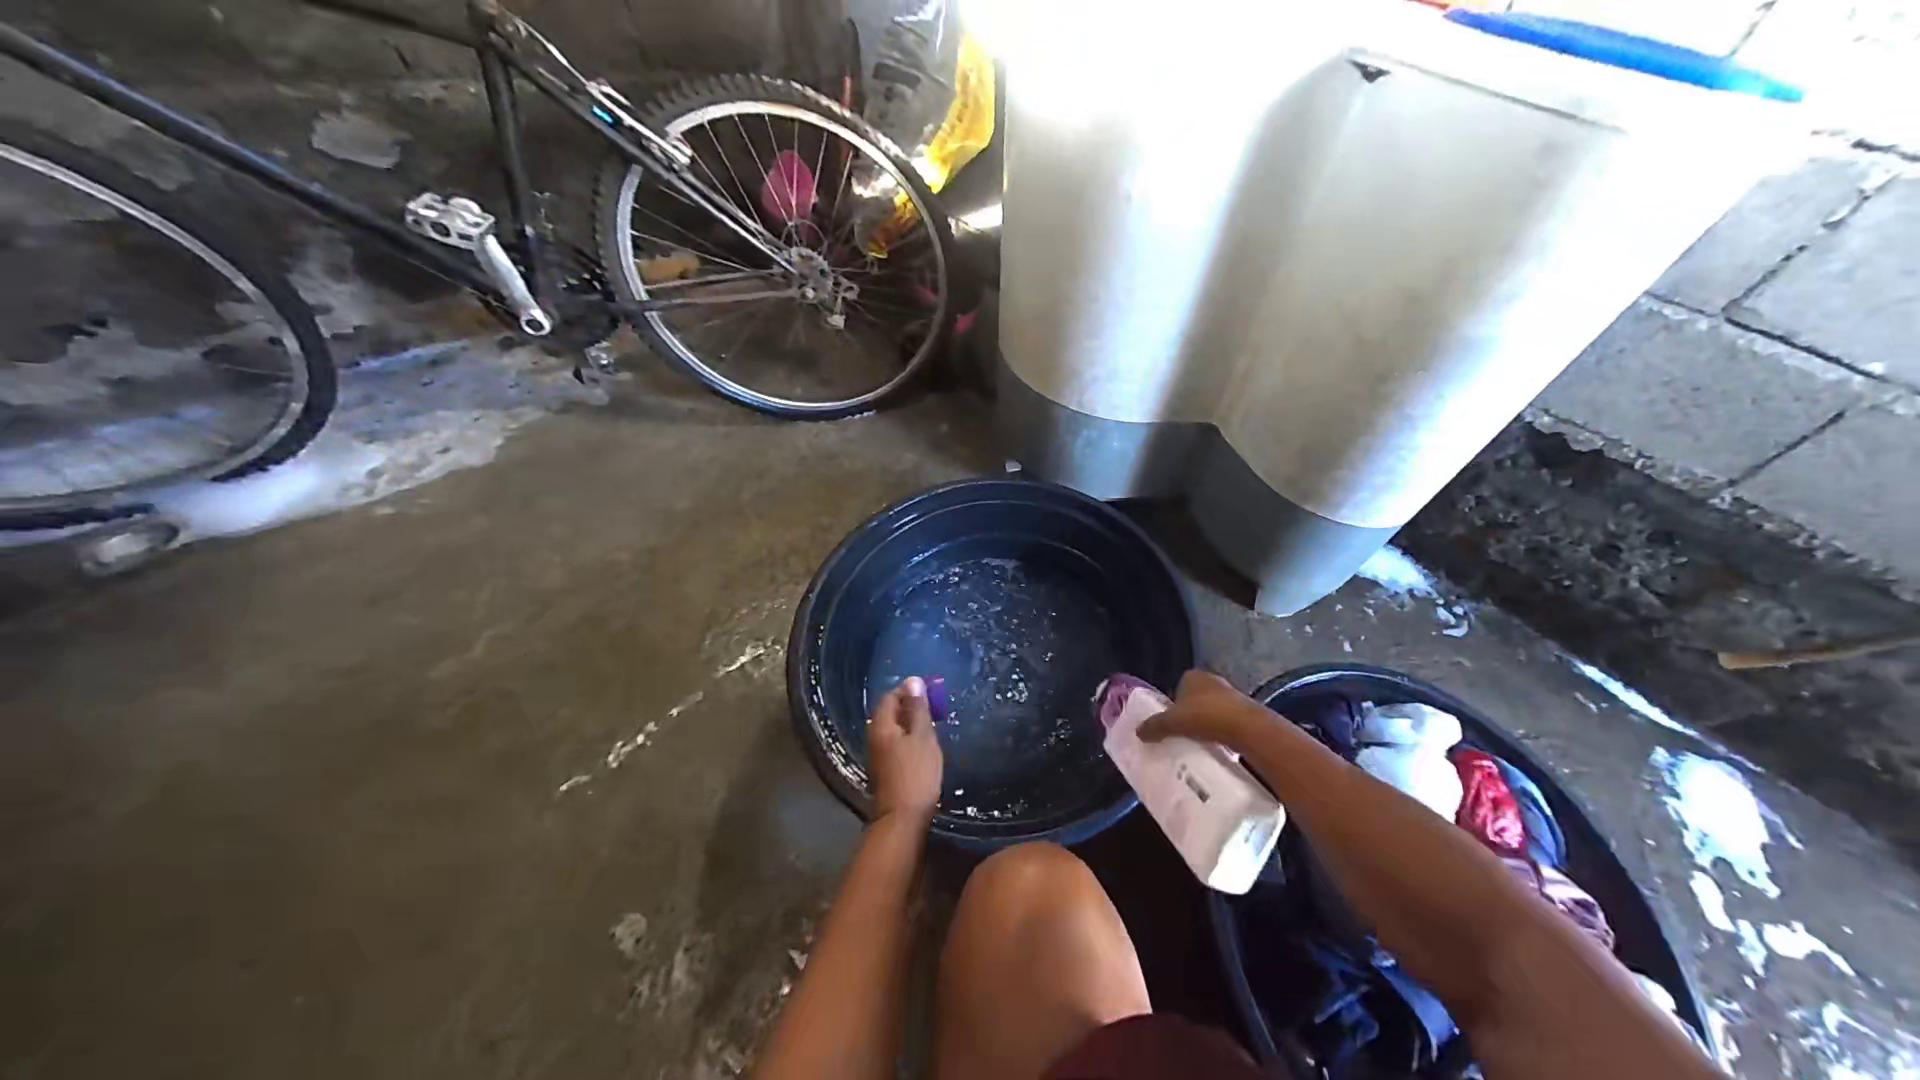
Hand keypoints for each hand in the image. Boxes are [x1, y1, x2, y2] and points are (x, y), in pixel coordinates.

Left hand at [867, 676, 943, 822]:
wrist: (902, 819)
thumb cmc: (916, 774)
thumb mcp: (922, 737)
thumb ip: (918, 708)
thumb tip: (913, 680)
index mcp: (881, 725)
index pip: (890, 696)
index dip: (909, 691)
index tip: (932, 693)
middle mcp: (874, 736)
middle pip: (890, 712)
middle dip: (911, 707)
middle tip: (935, 709)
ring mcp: (877, 754)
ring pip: (893, 729)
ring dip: (911, 724)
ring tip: (933, 726)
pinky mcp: (884, 768)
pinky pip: (895, 743)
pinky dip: (909, 739)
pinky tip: (924, 746)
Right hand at [1138, 670, 1267, 752]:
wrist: (1247, 728)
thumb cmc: (1206, 716)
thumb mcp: (1173, 722)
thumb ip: (1154, 726)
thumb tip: (1138, 732)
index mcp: (1193, 676)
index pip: (1178, 686)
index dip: (1173, 703)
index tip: (1171, 721)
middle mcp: (1212, 680)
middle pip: (1195, 697)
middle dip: (1190, 712)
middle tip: (1182, 732)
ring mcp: (1232, 694)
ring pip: (1212, 708)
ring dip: (1206, 722)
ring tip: (1199, 741)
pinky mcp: (1246, 711)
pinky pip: (1227, 720)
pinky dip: (1221, 730)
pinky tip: (1217, 744)